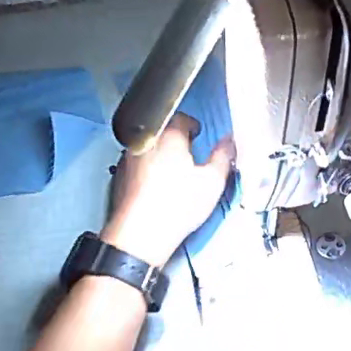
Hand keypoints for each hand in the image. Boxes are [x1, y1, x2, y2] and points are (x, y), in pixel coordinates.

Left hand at [102, 124, 232, 265]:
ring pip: (150, 147)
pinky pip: (139, 165)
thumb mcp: (213, 182)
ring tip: (176, 175)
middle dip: (177, 140)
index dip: (193, 127)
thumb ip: (223, 156)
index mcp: (169, 135)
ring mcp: (129, 157)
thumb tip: (229, 143)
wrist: (142, 233)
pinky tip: (160, 188)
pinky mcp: (121, 175)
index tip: (198, 135)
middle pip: (164, 131)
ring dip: (162, 154)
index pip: (182, 118)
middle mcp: (146, 141)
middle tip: (191, 157)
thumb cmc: (176, 207)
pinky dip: (149, 170)